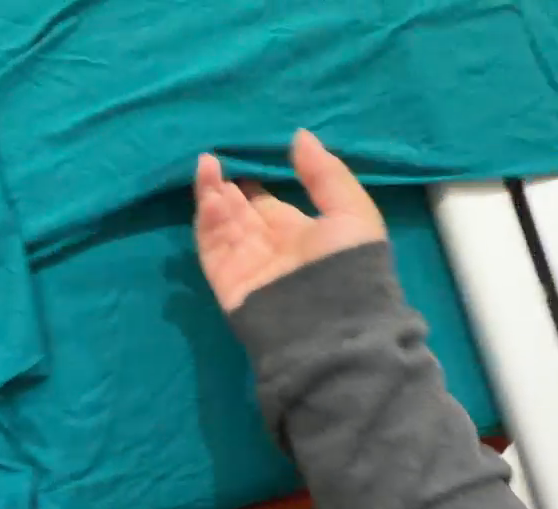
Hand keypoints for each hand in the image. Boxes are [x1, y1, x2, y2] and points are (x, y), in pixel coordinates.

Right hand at [193, 129, 387, 312]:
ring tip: (207, 166)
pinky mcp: (225, 280)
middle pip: (238, 213)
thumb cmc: (349, 265)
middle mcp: (267, 247)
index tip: (240, 157)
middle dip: (225, 187)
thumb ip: (325, 173)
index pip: (265, 205)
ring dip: (211, 197)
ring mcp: (243, 264)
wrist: (331, 322)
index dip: (251, 183)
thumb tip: (299, 137)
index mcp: (297, 232)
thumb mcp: (351, 210)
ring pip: (220, 226)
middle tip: (214, 159)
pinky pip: (211, 248)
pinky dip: (207, 222)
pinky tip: (209, 197)